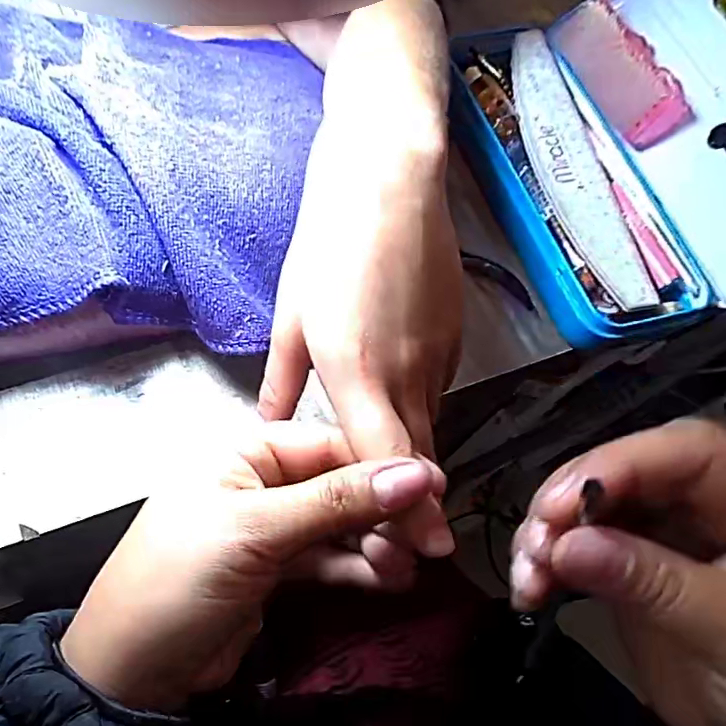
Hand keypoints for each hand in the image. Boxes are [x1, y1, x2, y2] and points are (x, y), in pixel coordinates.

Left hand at [60, 423, 446, 712]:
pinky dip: (357, 567)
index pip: (328, 444)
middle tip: (425, 545)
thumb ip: (336, 502)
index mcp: (241, 453)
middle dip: (383, 511)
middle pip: (339, 484)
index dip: (382, 467)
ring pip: (338, 524)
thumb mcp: (254, 531)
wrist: (136, 666)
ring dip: (375, 544)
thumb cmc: (178, 580)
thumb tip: (417, 472)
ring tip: (405, 569)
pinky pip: (327, 559)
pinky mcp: (273, 571)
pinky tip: (387, 580)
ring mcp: (266, 529)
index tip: (435, 494)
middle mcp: (256, 483)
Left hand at [261, 0, 463, 558]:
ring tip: (401, 504)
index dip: (404, 509)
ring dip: (415, 464)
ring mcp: (438, 352)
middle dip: (417, 504)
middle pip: (417, 453)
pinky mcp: (454, 336)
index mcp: (356, 371)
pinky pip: (435, 392)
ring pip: (427, 425)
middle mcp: (406, 370)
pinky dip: (420, 419)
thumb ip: (281, 379)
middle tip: (416, 551)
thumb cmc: (325, 245)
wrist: (388, 174)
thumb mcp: (289, 318)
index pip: (385, 458)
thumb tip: (270, 422)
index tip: (419, 550)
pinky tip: (401, 428)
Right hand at [510, 419, 725, 725]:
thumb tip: (566, 545)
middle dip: (569, 497)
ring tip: (528, 579)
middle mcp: (718, 507)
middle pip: (626, 469)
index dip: (621, 464)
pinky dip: (542, 561)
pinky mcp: (630, 566)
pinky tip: (529, 591)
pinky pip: (573, 543)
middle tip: (536, 542)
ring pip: (587, 502)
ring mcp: (669, 535)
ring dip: (546, 533)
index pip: (694, 452)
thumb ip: (656, 583)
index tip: (562, 508)